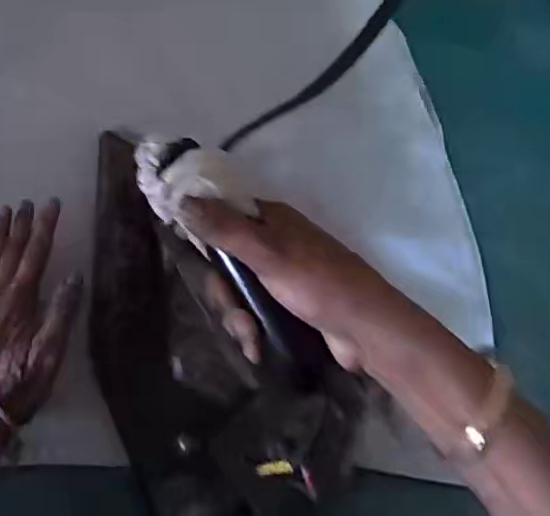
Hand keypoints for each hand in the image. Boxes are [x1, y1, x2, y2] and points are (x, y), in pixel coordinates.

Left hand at [0, 198, 82, 423]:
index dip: (46, 226)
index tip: (51, 204)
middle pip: (13, 249)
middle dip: (22, 224)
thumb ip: (62, 311)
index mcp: (22, 297)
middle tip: (27, 201)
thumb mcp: (50, 351)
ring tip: (3, 211)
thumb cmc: (20, 380)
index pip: (37, 252)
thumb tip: (75, 275)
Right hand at [181, 196, 421, 372]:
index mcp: (268, 219)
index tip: (190, 257)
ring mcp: (279, 274)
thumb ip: (223, 228)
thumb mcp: (266, 253)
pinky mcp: (286, 304)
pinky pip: (253, 311)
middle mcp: (271, 241)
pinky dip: (251, 329)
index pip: (219, 214)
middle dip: (224, 293)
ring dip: (237, 318)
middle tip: (235, 315)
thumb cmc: (317, 281)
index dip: (202, 235)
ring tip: (251, 340)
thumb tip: (181, 199)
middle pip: (225, 261)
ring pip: (237, 290)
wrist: (367, 331)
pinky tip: (257, 349)